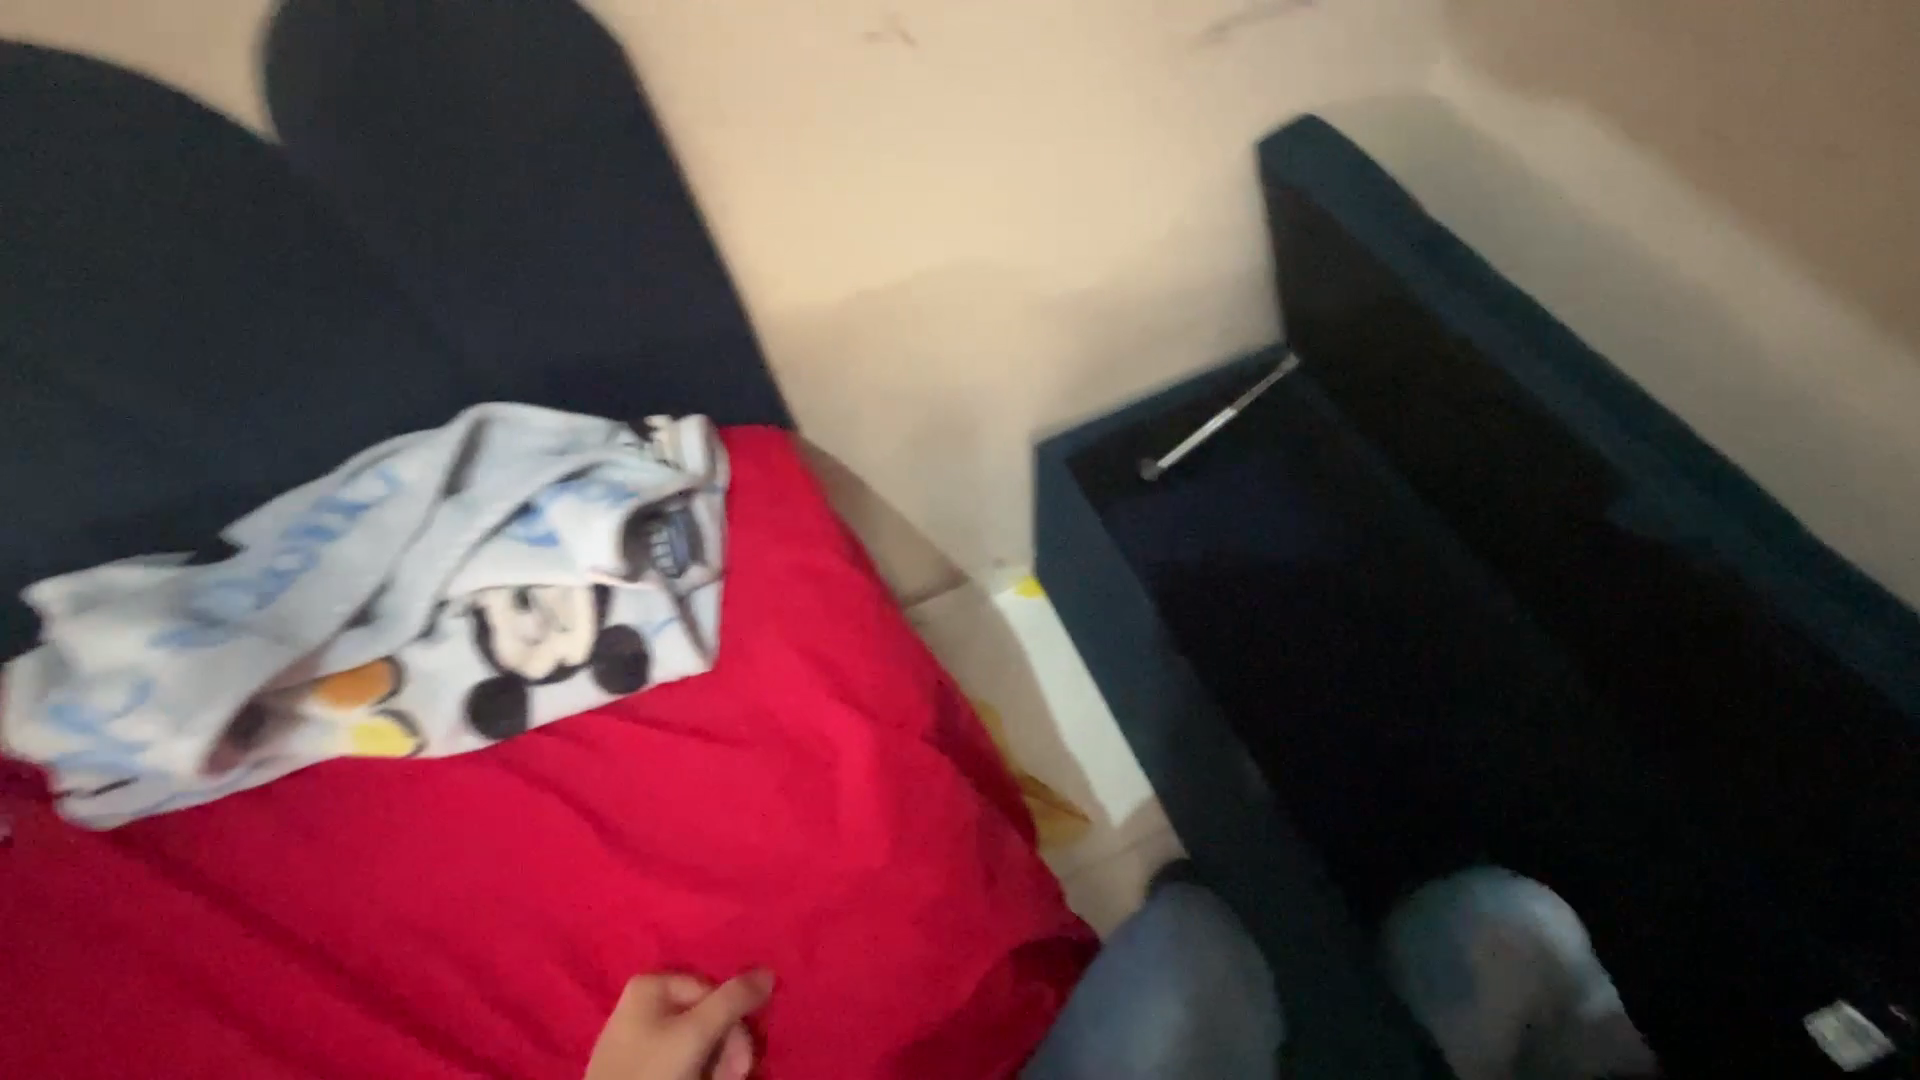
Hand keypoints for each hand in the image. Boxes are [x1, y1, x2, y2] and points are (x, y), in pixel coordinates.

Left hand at [584, 970, 773, 1079]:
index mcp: (650, 985)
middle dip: (726, 1048)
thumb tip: (768, 972)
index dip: (734, 1023)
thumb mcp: (697, 1034)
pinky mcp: (631, 1073)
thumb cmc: (652, 1076)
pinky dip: (694, 1075)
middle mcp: (640, 1005)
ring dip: (715, 1065)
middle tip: (734, 1077)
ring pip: (693, 1043)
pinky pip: (674, 1063)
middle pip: (704, 1017)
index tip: (744, 1060)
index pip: (714, 991)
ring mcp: (633, 1041)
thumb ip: (735, 999)